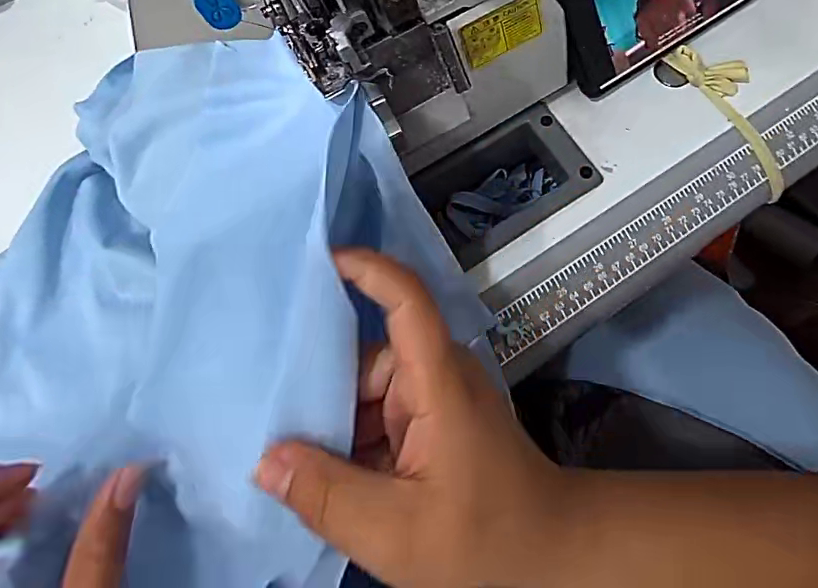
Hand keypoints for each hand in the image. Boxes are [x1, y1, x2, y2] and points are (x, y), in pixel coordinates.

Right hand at [254, 249, 571, 587]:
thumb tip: (265, 459)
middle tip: (271, 418)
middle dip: (325, 385)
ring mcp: (438, 398)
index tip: (323, 260)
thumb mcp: (397, 532)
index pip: (408, 300)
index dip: (369, 270)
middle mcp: (438, 374)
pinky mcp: (436, 422)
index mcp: (438, 379)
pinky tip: (324, 474)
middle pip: (372, 356)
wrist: (552, 557)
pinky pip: (383, 415)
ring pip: (371, 391)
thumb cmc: (486, 541)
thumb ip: (327, 495)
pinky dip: (356, 440)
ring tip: (290, 457)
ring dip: (338, 422)